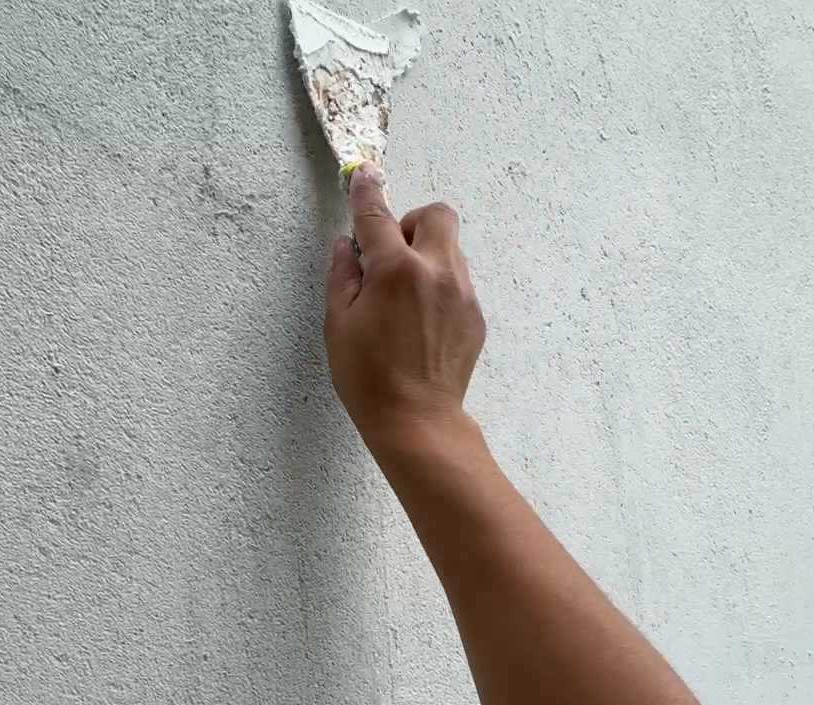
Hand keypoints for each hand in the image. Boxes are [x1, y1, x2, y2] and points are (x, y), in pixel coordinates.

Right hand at [324, 163, 486, 443]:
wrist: (416, 420)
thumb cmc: (368, 379)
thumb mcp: (338, 326)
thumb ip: (342, 277)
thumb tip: (346, 246)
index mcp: (396, 271)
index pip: (378, 215)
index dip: (367, 191)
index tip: (364, 174)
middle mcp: (436, 271)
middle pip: (437, 215)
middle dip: (413, 223)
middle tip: (392, 257)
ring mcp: (462, 293)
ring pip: (450, 249)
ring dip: (427, 258)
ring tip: (405, 301)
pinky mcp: (475, 315)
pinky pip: (458, 282)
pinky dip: (439, 288)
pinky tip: (422, 325)